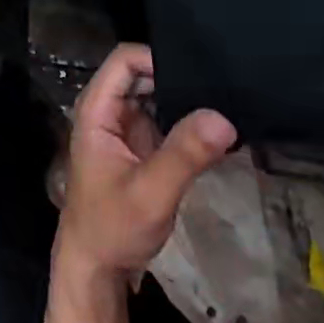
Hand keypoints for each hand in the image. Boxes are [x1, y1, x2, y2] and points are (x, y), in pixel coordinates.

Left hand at [57, 43, 239, 276]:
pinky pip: (165, 118)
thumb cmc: (112, 226)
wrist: (96, 265)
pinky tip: (218, 127)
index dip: (157, 57)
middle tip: (222, 83)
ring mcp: (125, 126)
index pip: (124, 59)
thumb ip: (184, 154)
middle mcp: (109, 109)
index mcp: (97, 109)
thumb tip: (223, 117)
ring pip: (156, 94)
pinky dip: (187, 119)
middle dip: (177, 74)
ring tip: (227, 99)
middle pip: (142, 72)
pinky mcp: (141, 144)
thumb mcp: (151, 193)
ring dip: (185, 97)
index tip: (198, 70)